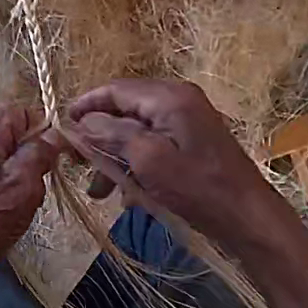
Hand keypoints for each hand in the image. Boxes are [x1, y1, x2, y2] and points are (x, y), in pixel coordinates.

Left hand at [0, 108, 59, 296]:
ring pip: (6, 148)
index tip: (54, 154)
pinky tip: (11, 194)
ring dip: (21, 164)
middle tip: (38, 175)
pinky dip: (7, 173)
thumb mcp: (25, 182)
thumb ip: (41, 150)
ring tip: (24, 188)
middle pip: (13, 129)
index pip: (22, 112)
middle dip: (31, 148)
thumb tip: (55, 132)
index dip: (42, 130)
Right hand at [64, 79, 277, 247]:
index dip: (84, 106)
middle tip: (78, 166)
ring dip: (113, 160)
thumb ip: (111, 135)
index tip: (61, 128)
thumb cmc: (197, 188)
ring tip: (100, 191)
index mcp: (168, 97)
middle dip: (97, 139)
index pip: (115, 90)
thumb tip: (80, 122)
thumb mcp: (147, 159)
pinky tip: (128, 196)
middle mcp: (177, 101)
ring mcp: (186, 123)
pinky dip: (134, 167)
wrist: (247, 218)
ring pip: (134, 133)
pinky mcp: (190, 144)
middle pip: (123, 111)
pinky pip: (150, 148)